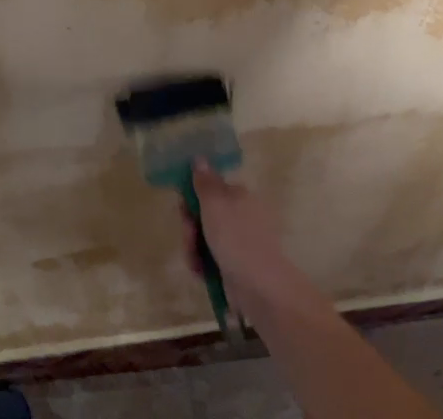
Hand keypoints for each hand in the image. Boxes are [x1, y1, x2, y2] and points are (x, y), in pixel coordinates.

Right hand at [184, 159, 314, 311]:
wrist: (259, 285)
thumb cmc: (236, 238)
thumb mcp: (215, 205)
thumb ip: (205, 182)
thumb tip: (199, 157)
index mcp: (240, 196)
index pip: (210, 190)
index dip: (192, 199)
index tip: (182, 210)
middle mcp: (241, 215)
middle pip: (204, 215)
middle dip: (191, 228)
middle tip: (189, 238)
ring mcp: (240, 241)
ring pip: (205, 238)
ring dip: (194, 248)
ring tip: (195, 262)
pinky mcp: (236, 264)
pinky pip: (211, 258)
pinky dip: (203, 264)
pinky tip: (201, 272)